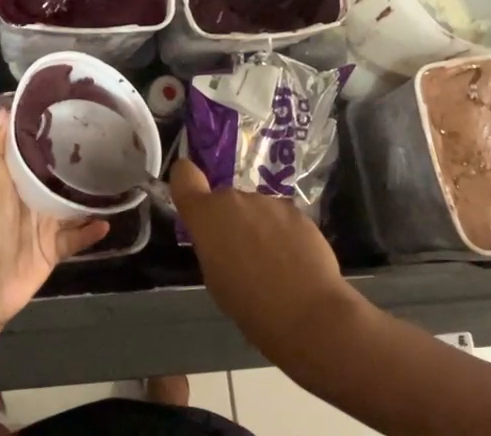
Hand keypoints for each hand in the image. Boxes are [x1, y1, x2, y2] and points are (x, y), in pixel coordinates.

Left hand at [0, 107, 109, 323]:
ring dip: (90, 200)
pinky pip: (77, 238)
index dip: (49, 138)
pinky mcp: (54, 250)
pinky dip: (91, 232)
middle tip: (107, 150)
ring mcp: (44, 228)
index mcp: (18, 184)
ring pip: (72, 209)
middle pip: (58, 182)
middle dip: (78, 168)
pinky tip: (108, 223)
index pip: (35, 155)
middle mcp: (33, 202)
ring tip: (116, 184)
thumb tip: (2, 110)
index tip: (71, 118)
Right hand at [170, 158, 356, 348]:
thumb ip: (212, 246)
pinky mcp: (298, 211)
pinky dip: (284, 234)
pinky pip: (281, 218)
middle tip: (242, 257)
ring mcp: (269, 202)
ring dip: (258, 228)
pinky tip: (295, 263)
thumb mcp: (215, 278)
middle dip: (230, 221)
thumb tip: (223, 239)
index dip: (186, 181)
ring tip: (273, 265)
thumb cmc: (249, 304)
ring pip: (256, 209)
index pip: (184, 175)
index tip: (193, 199)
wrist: (306, 313)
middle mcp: (235, 198)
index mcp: (206, 215)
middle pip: (225, 201)